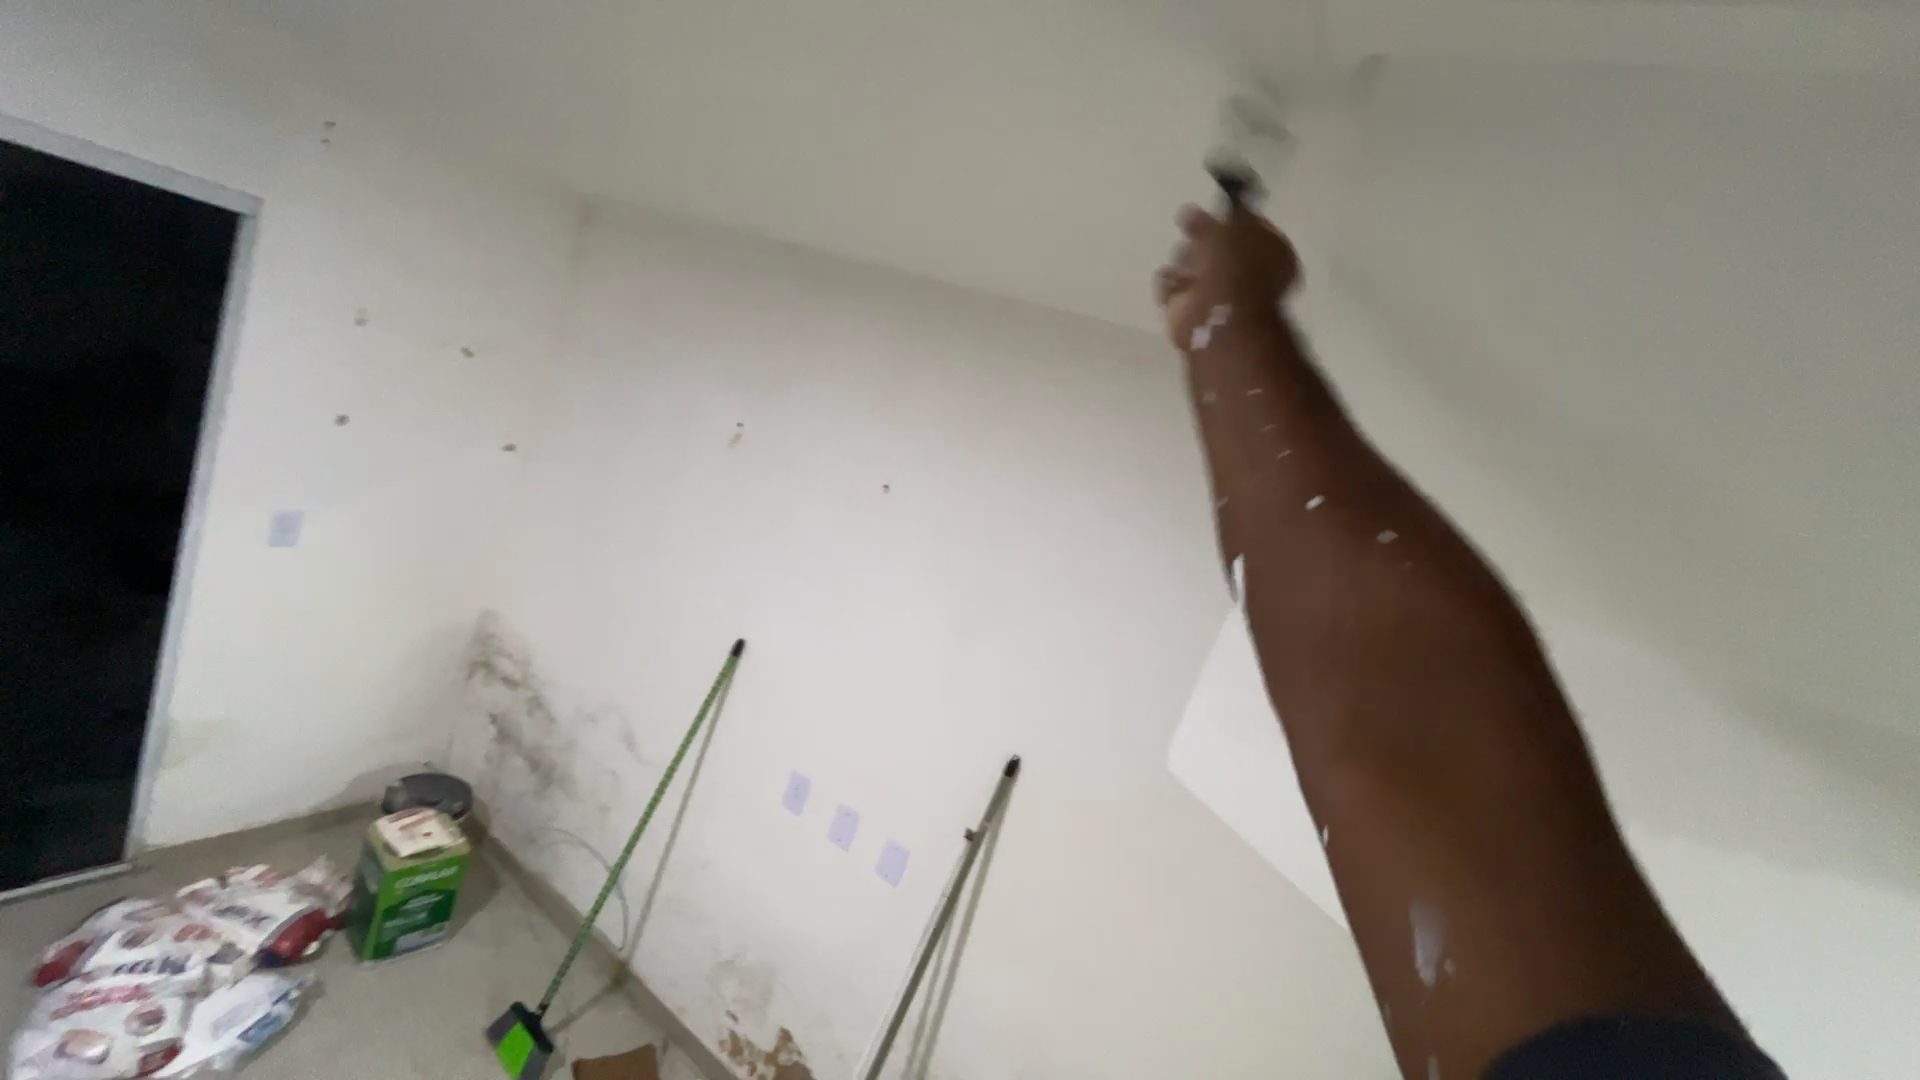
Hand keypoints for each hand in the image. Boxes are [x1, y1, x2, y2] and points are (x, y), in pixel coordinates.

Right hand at [1154, 202, 1301, 350]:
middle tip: (1187, 225)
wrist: (1215, 316)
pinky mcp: (1190, 313)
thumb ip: (1225, 213)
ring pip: (1196, 270)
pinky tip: (1169, 276)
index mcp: (1271, 253)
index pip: (1250, 227)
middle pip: (1220, 250)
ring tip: (1180, 256)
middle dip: (1202, 239)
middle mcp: (1248, 276)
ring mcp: (1218, 296)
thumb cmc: (1234, 267)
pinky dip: (1170, 283)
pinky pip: (1175, 290)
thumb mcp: (1235, 227)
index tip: (1212, 205)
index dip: (1230, 216)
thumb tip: (1204, 206)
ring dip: (1185, 261)